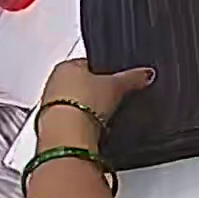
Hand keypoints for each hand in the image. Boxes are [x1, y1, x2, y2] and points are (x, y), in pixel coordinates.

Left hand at [35, 58, 154, 150]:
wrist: (67, 134)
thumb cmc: (81, 103)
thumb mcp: (116, 85)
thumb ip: (133, 77)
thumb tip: (146, 73)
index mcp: (65, 66)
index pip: (90, 64)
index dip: (107, 71)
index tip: (119, 79)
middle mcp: (54, 83)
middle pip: (83, 84)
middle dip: (98, 92)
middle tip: (115, 98)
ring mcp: (52, 105)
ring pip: (78, 104)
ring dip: (92, 109)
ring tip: (107, 116)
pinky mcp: (54, 125)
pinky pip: (75, 121)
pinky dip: (86, 124)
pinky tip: (96, 128)